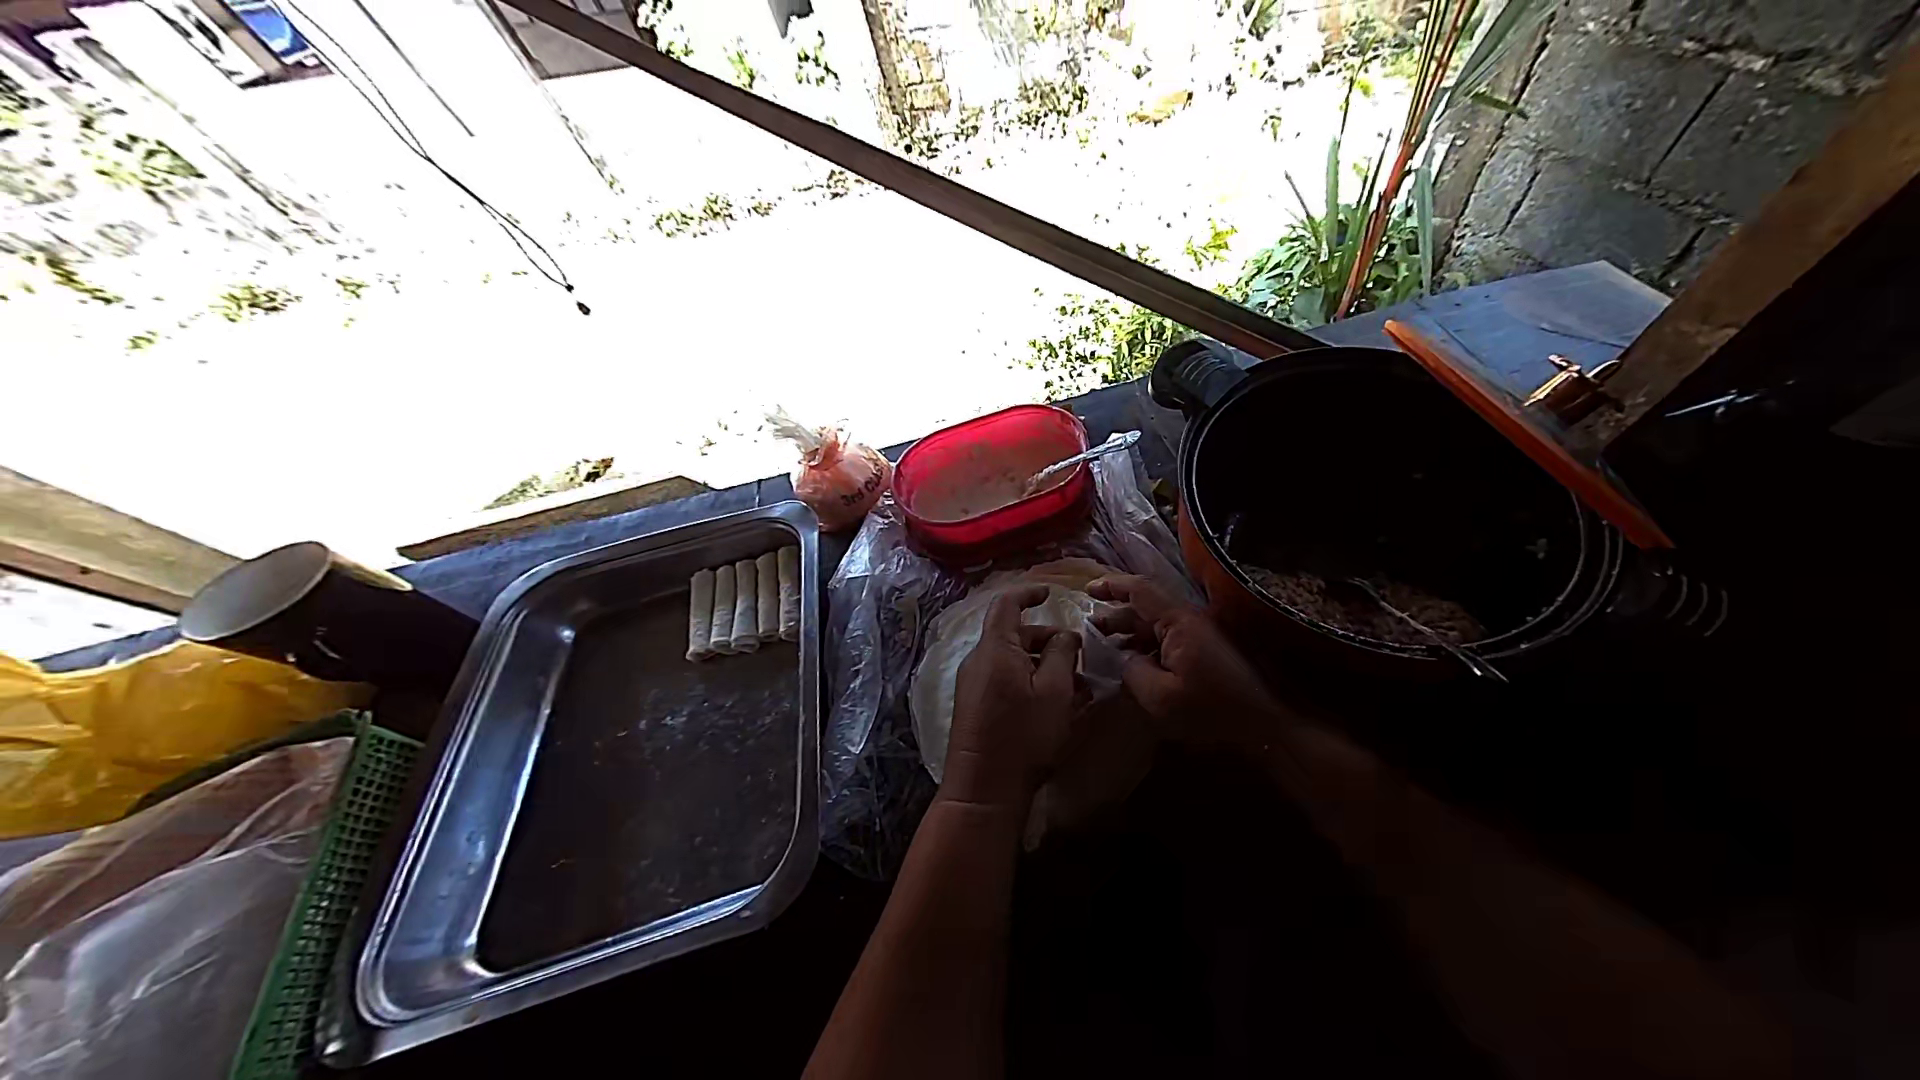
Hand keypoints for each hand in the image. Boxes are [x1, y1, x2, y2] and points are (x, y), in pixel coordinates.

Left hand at [942, 584, 1083, 813]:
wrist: (984, 788)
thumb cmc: (1024, 735)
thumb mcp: (1054, 691)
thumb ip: (1061, 653)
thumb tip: (1064, 634)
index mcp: (995, 648)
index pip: (1007, 603)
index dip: (1029, 592)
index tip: (1051, 592)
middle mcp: (978, 660)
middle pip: (1012, 634)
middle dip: (1046, 639)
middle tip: (1077, 656)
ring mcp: (972, 683)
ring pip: (1010, 659)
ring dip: (1040, 663)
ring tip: (1072, 685)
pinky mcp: (974, 705)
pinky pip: (1003, 678)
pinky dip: (1027, 680)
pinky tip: (1051, 703)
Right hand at [1088, 574, 1287, 748]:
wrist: (1268, 722)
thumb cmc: (1214, 709)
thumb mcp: (1161, 697)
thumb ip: (1132, 672)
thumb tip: (1125, 659)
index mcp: (1179, 621)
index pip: (1139, 590)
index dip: (1110, 586)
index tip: (1086, 591)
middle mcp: (1189, 618)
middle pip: (1145, 606)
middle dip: (1115, 614)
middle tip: (1090, 629)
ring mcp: (1199, 632)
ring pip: (1155, 623)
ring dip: (1129, 630)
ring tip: (1106, 645)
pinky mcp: (1206, 648)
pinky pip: (1168, 637)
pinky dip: (1146, 644)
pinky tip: (1133, 662)